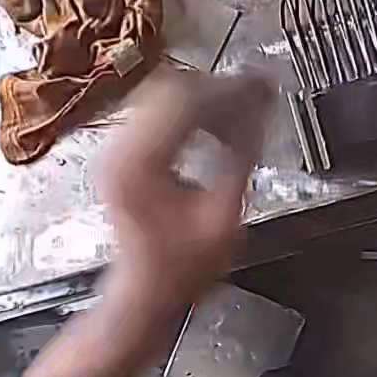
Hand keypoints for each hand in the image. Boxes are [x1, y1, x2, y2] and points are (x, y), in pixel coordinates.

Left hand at [95, 70, 273, 316]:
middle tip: (254, 95)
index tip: (263, 87)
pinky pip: (154, 111)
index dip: (231, 89)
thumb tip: (259, 114)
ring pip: (161, 94)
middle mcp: (117, 149)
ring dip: (203, 96)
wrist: (146, 290)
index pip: (187, 101)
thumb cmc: (181, 267)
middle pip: (170, 88)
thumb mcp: (223, 217)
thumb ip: (241, 160)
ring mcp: (113, 149)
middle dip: (217, 88)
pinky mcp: (118, 153)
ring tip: (238, 108)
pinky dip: (187, 110)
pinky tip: (213, 123)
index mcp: (140, 165)